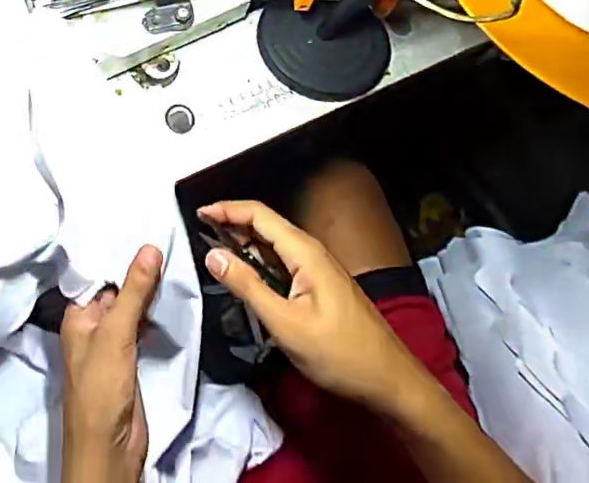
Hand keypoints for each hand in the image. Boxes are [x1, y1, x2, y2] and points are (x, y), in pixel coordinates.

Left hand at [61, 245, 162, 482]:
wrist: (110, 450)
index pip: (97, 273)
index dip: (118, 252)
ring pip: (131, 305)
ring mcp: (112, 342)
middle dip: (137, 269)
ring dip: (148, 290)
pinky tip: (169, 297)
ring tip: (170, 260)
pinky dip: (153, 311)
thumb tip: (150, 246)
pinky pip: (142, 323)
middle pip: (117, 287)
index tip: (143, 226)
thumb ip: (134, 290)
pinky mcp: (130, 356)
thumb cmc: (100, 388)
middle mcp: (92, 324)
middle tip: (165, 239)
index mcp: (77, 315)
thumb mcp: (117, 333)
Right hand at [199, 201, 429, 415]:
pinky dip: (257, 260)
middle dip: (231, 221)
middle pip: (265, 224)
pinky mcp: (317, 283)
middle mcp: (310, 250)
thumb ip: (248, 286)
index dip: (227, 209)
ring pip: (272, 243)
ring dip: (243, 241)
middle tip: (200, 229)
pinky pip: (281, 261)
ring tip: (214, 245)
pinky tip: (244, 271)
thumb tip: (214, 255)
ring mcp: (315, 266)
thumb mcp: (286, 324)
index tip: (200, 213)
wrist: (388, 379)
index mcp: (304, 251)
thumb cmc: (340, 353)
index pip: (259, 214)